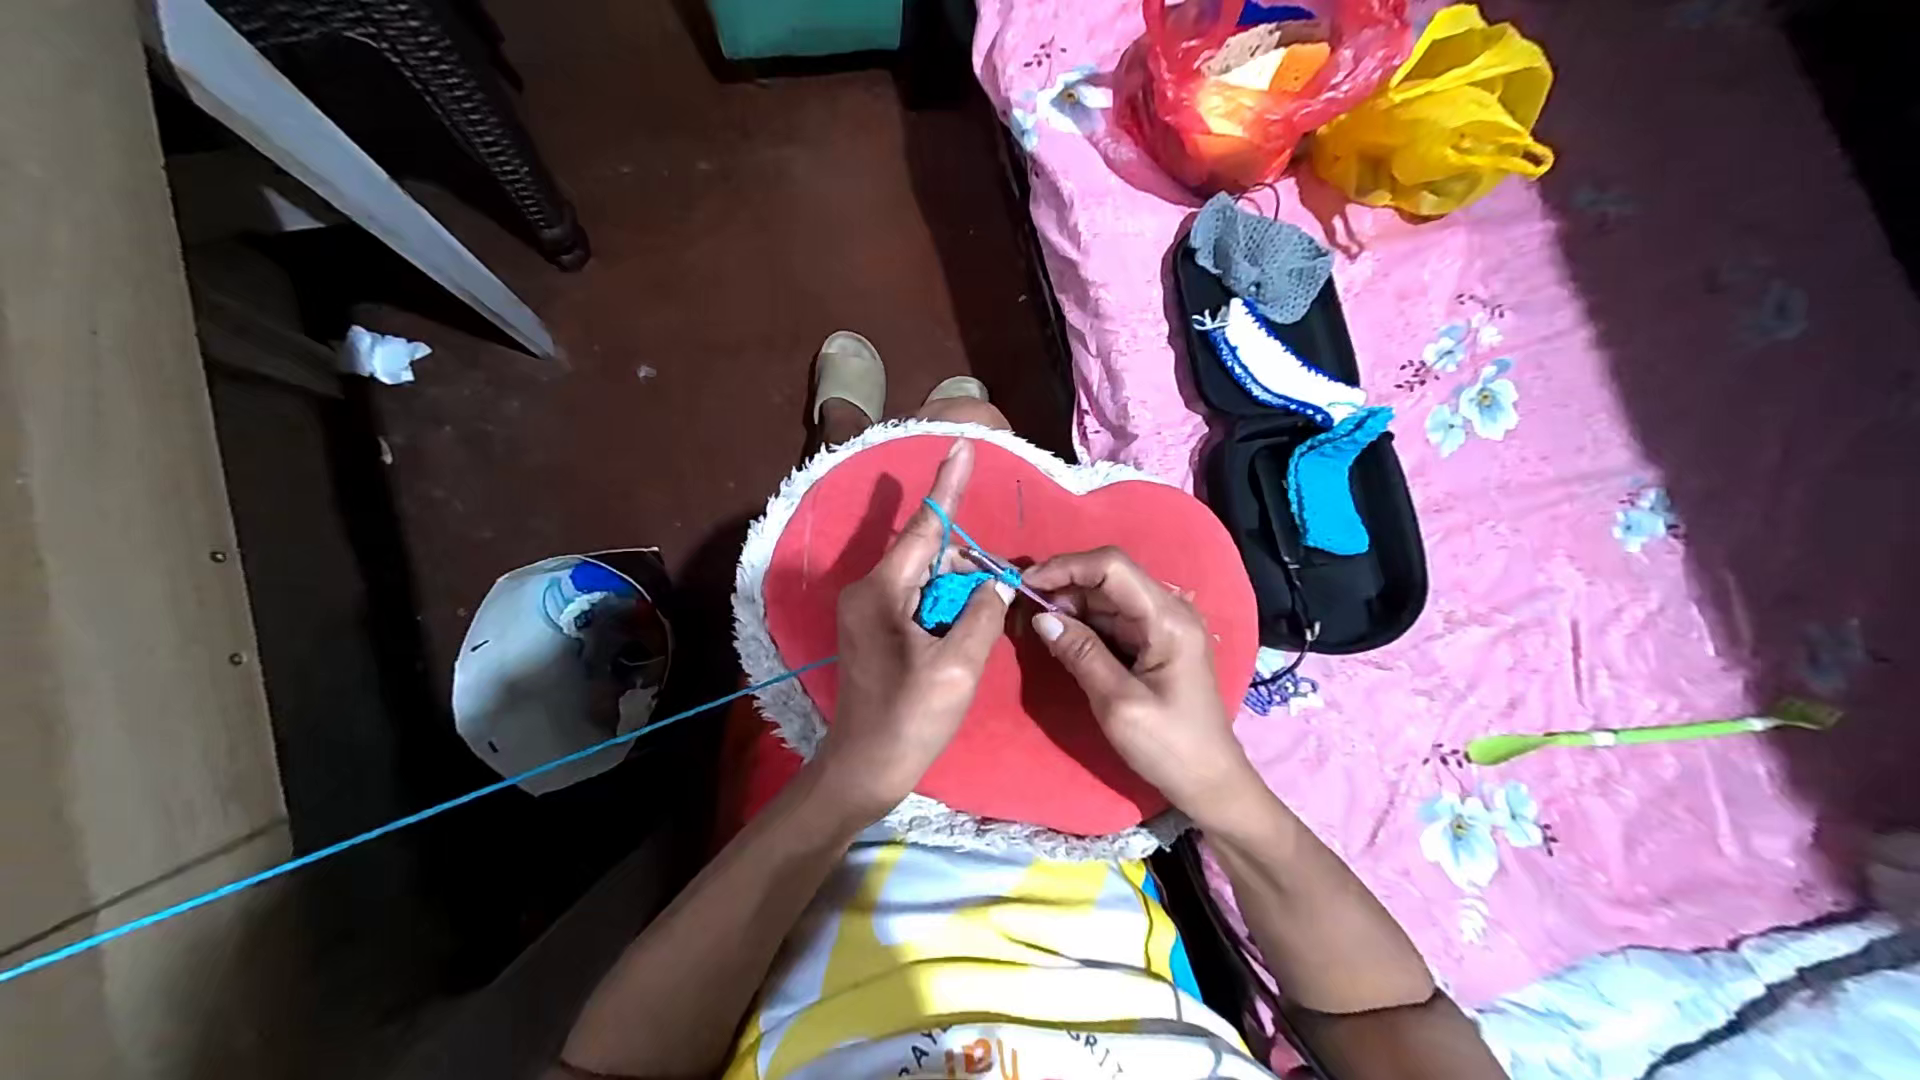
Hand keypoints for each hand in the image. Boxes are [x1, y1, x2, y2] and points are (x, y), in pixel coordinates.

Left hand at [815, 439, 1012, 818]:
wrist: (864, 767)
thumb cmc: (909, 718)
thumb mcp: (956, 666)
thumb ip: (982, 614)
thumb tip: (996, 581)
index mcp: (882, 590)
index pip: (924, 527)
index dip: (947, 485)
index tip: (962, 444)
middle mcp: (870, 590)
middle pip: (929, 554)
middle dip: (966, 565)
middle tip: (996, 594)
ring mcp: (870, 609)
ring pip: (927, 578)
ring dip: (959, 592)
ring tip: (981, 623)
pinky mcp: (876, 628)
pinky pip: (919, 600)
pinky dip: (946, 607)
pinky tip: (964, 630)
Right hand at [1023, 547, 1263, 825]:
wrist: (1208, 782)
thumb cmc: (1169, 746)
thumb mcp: (1118, 703)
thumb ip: (1080, 654)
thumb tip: (1041, 617)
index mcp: (1167, 619)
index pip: (1112, 567)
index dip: (1066, 567)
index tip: (1027, 583)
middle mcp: (1167, 611)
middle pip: (1107, 578)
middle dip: (1063, 585)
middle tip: (1022, 605)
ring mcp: (1160, 626)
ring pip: (1105, 597)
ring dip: (1068, 603)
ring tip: (1033, 618)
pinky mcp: (1151, 643)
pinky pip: (1110, 620)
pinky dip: (1081, 622)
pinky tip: (1058, 634)